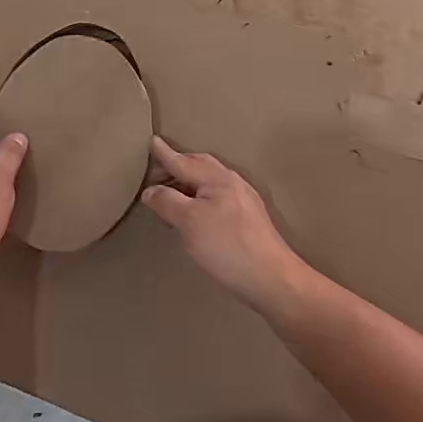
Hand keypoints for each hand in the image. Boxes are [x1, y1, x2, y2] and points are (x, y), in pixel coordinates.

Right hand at [140, 137, 310, 316]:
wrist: (271, 278)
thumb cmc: (228, 247)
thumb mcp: (189, 222)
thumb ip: (167, 202)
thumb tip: (151, 191)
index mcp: (217, 179)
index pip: (184, 162)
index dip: (165, 155)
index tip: (153, 142)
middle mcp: (232, 184)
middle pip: (199, 166)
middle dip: (177, 165)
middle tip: (156, 171)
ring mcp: (243, 201)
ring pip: (209, 181)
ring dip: (188, 182)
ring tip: (171, 192)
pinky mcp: (248, 219)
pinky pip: (218, 196)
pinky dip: (200, 196)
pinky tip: (195, 212)